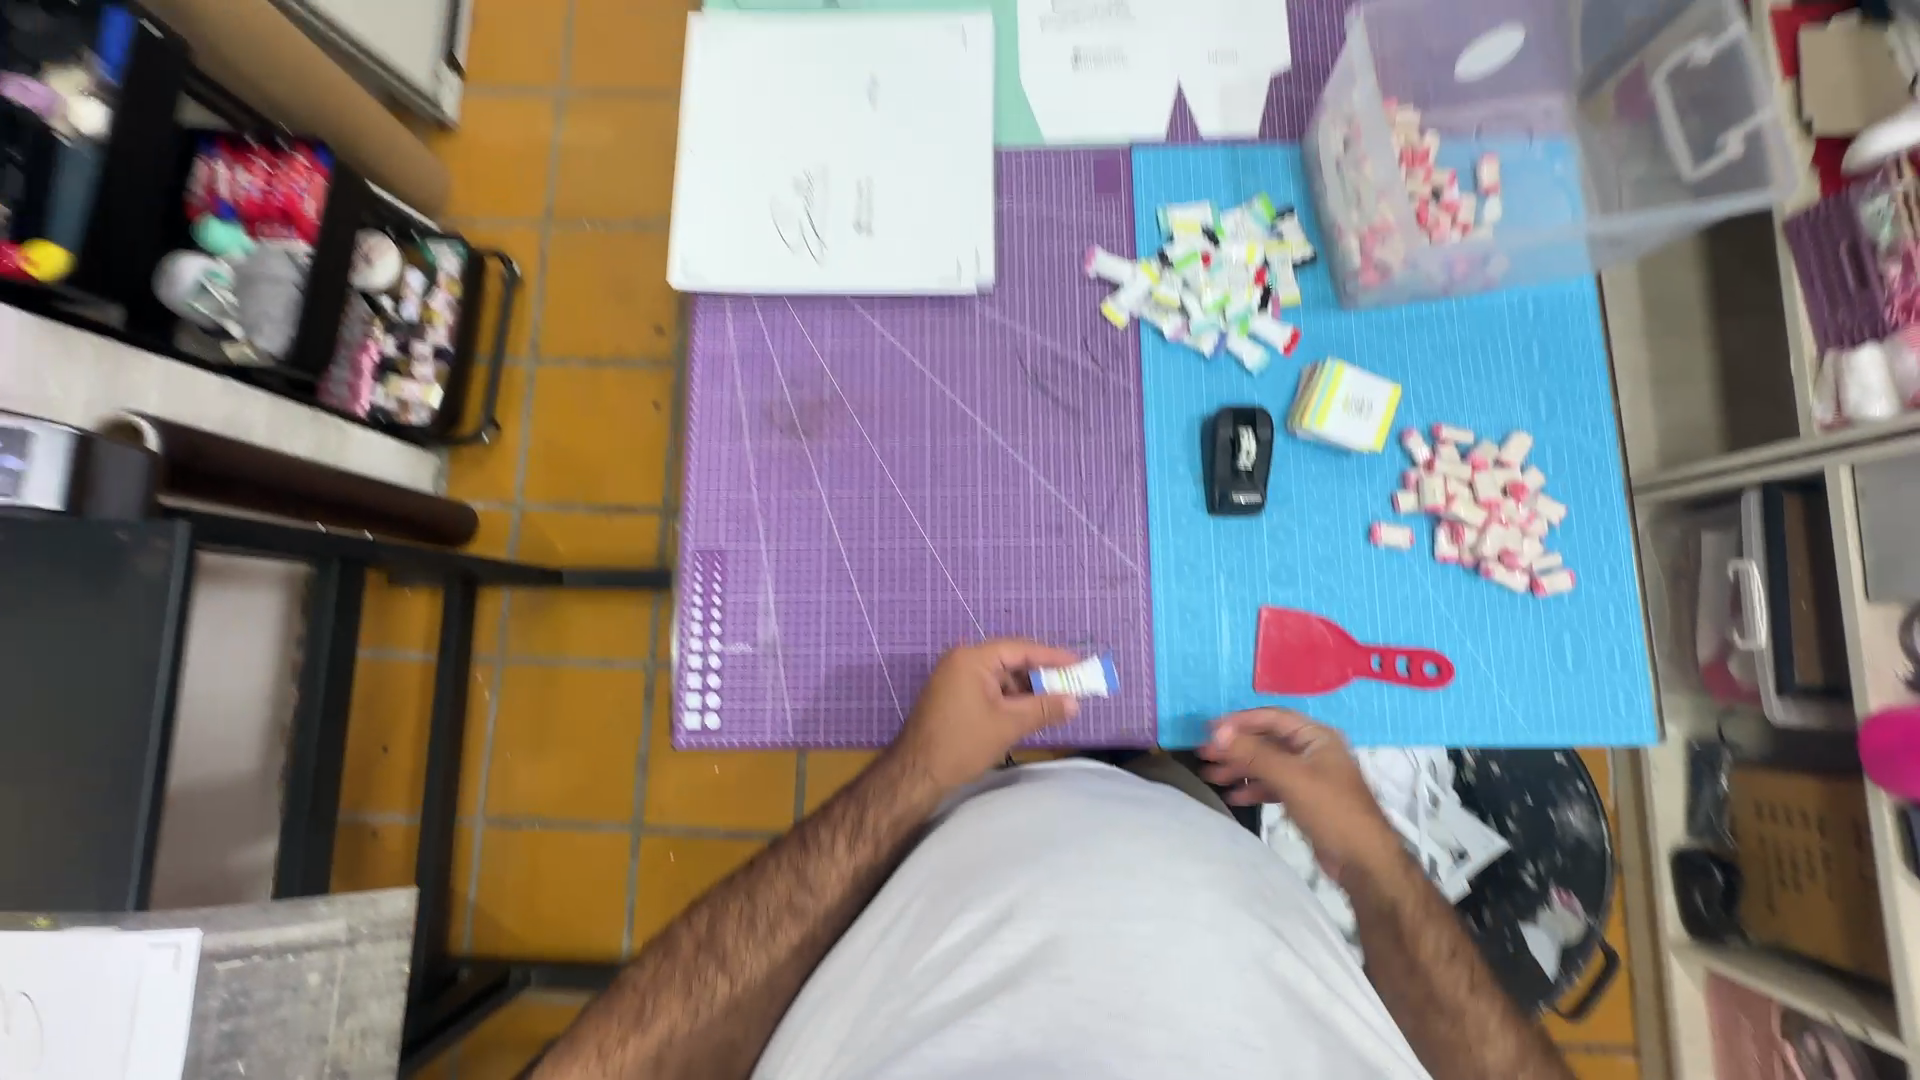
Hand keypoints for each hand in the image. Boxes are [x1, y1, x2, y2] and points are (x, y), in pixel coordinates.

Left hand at [887, 640, 1082, 793]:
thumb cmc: (962, 744)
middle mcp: (963, 660)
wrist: (916, 773)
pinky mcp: (954, 696)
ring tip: (1057, 702)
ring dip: (1027, 690)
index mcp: (972, 658)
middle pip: (1011, 661)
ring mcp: (956, 678)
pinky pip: (990, 689)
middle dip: (1041, 675)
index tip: (1078, 663)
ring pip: (1001, 677)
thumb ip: (1044, 709)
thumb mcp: (1008, 725)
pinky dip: (1010, 699)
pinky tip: (1030, 711)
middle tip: (1072, 684)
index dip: (1052, 656)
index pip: (1020, 649)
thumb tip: (1075, 702)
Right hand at [1196, 708, 1402, 885]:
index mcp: (1316, 737)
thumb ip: (1253, 753)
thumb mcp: (1290, 777)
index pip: (1271, 718)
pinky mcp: (1305, 798)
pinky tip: (1233, 796)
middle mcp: (1313, 750)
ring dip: (1240, 767)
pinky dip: (1253, 787)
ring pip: (1267, 763)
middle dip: (1236, 747)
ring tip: (1211, 775)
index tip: (1210, 731)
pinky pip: (1273, 784)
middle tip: (1204, 754)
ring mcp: (1309, 775)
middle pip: (1266, 740)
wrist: (1364, 861)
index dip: (1239, 722)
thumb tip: (1217, 732)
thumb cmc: (1331, 810)